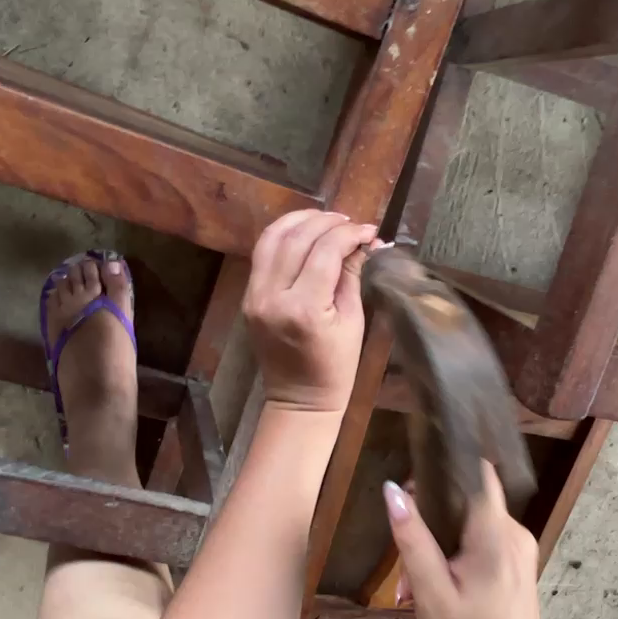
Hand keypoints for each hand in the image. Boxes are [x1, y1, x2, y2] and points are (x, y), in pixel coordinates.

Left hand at [245, 210, 375, 413]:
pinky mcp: (248, 297)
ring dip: (299, 221)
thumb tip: (363, 241)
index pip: (325, 251)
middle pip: (297, 239)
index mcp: (304, 309)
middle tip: (349, 221)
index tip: (369, 231)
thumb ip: (351, 276)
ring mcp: (255, 297)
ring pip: (272, 239)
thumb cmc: (335, 368)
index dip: (349, 234)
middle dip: (327, 222)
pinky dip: (282, 237)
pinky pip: (262, 255)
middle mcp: (273, 297)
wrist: (299, 399)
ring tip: (325, 219)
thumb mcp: (353, 321)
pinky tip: (303, 233)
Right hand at [384, 463, 549, 618]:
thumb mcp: (430, 593)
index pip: (477, 474)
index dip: (443, 470)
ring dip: (439, 543)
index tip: (412, 486)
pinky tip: (438, 587)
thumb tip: (392, 490)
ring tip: (415, 584)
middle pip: (467, 499)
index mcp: (496, 535)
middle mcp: (514, 533)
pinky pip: (481, 541)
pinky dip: (456, 555)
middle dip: (431, 519)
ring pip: (471, 522)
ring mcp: (520, 549)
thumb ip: (412, 539)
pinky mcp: (517, 564)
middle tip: (404, 560)